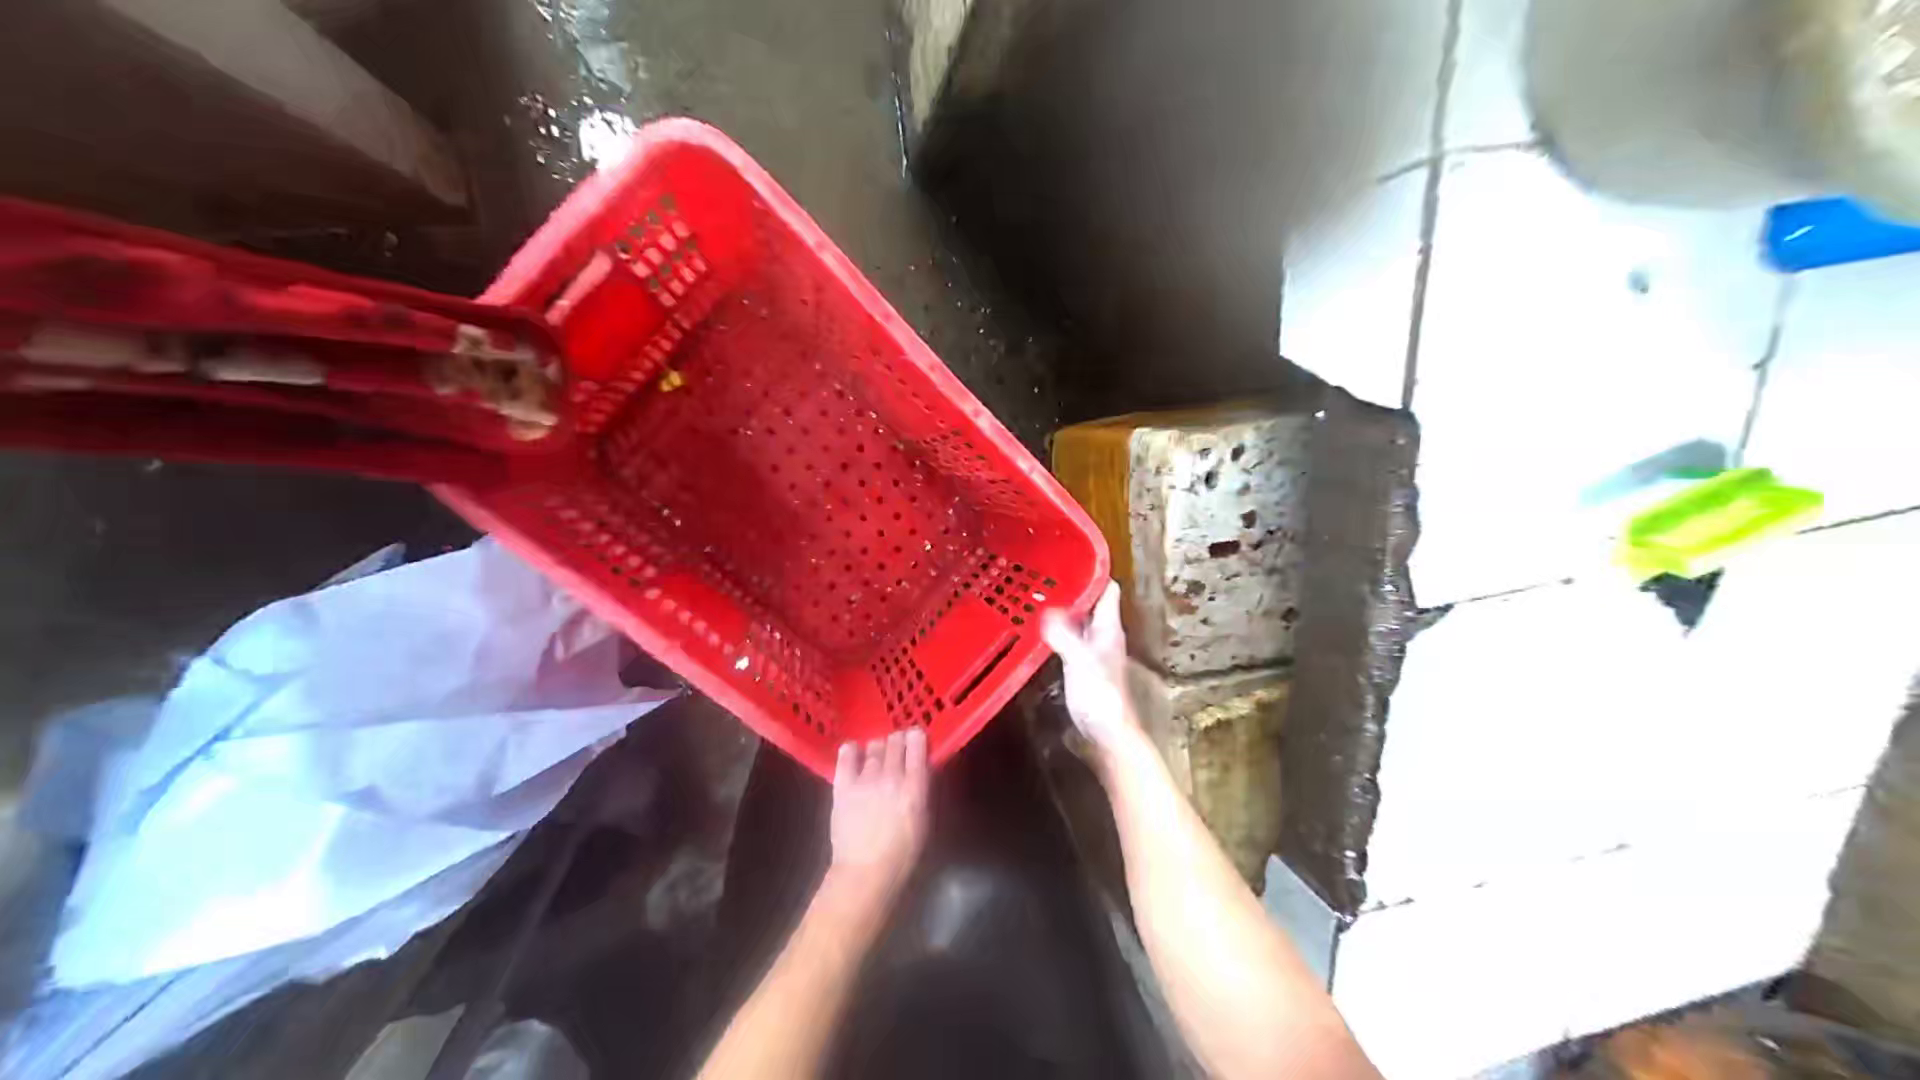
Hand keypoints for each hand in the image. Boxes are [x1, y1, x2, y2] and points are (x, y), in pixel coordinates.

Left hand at [827, 728, 929, 905]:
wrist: (865, 873)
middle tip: (897, 745)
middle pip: (894, 742)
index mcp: (914, 787)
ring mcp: (865, 779)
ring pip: (873, 747)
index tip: (916, 735)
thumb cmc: (902, 856)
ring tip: (878, 751)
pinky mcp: (843, 786)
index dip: (916, 736)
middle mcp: (891, 777)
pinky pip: (846, 757)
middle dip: (897, 740)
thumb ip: (920, 792)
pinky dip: (851, 750)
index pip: (917, 746)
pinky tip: (853, 750)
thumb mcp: (923, 821)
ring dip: (878, 746)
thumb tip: (918, 773)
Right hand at [1042, 582, 1142, 755]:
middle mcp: (1104, 634)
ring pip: (1079, 619)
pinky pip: (1069, 638)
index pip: (1107, 589)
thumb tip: (1046, 610)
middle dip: (1071, 587)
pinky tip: (1038, 628)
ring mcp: (1093, 649)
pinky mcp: (1082, 665)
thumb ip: (1064, 635)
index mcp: (1109, 627)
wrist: (1107, 733)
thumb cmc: (1101, 696)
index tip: (1068, 557)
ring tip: (1034, 595)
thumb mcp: (1080, 661)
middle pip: (1091, 602)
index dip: (1093, 571)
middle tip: (1041, 573)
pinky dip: (1057, 629)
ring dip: (1062, 608)